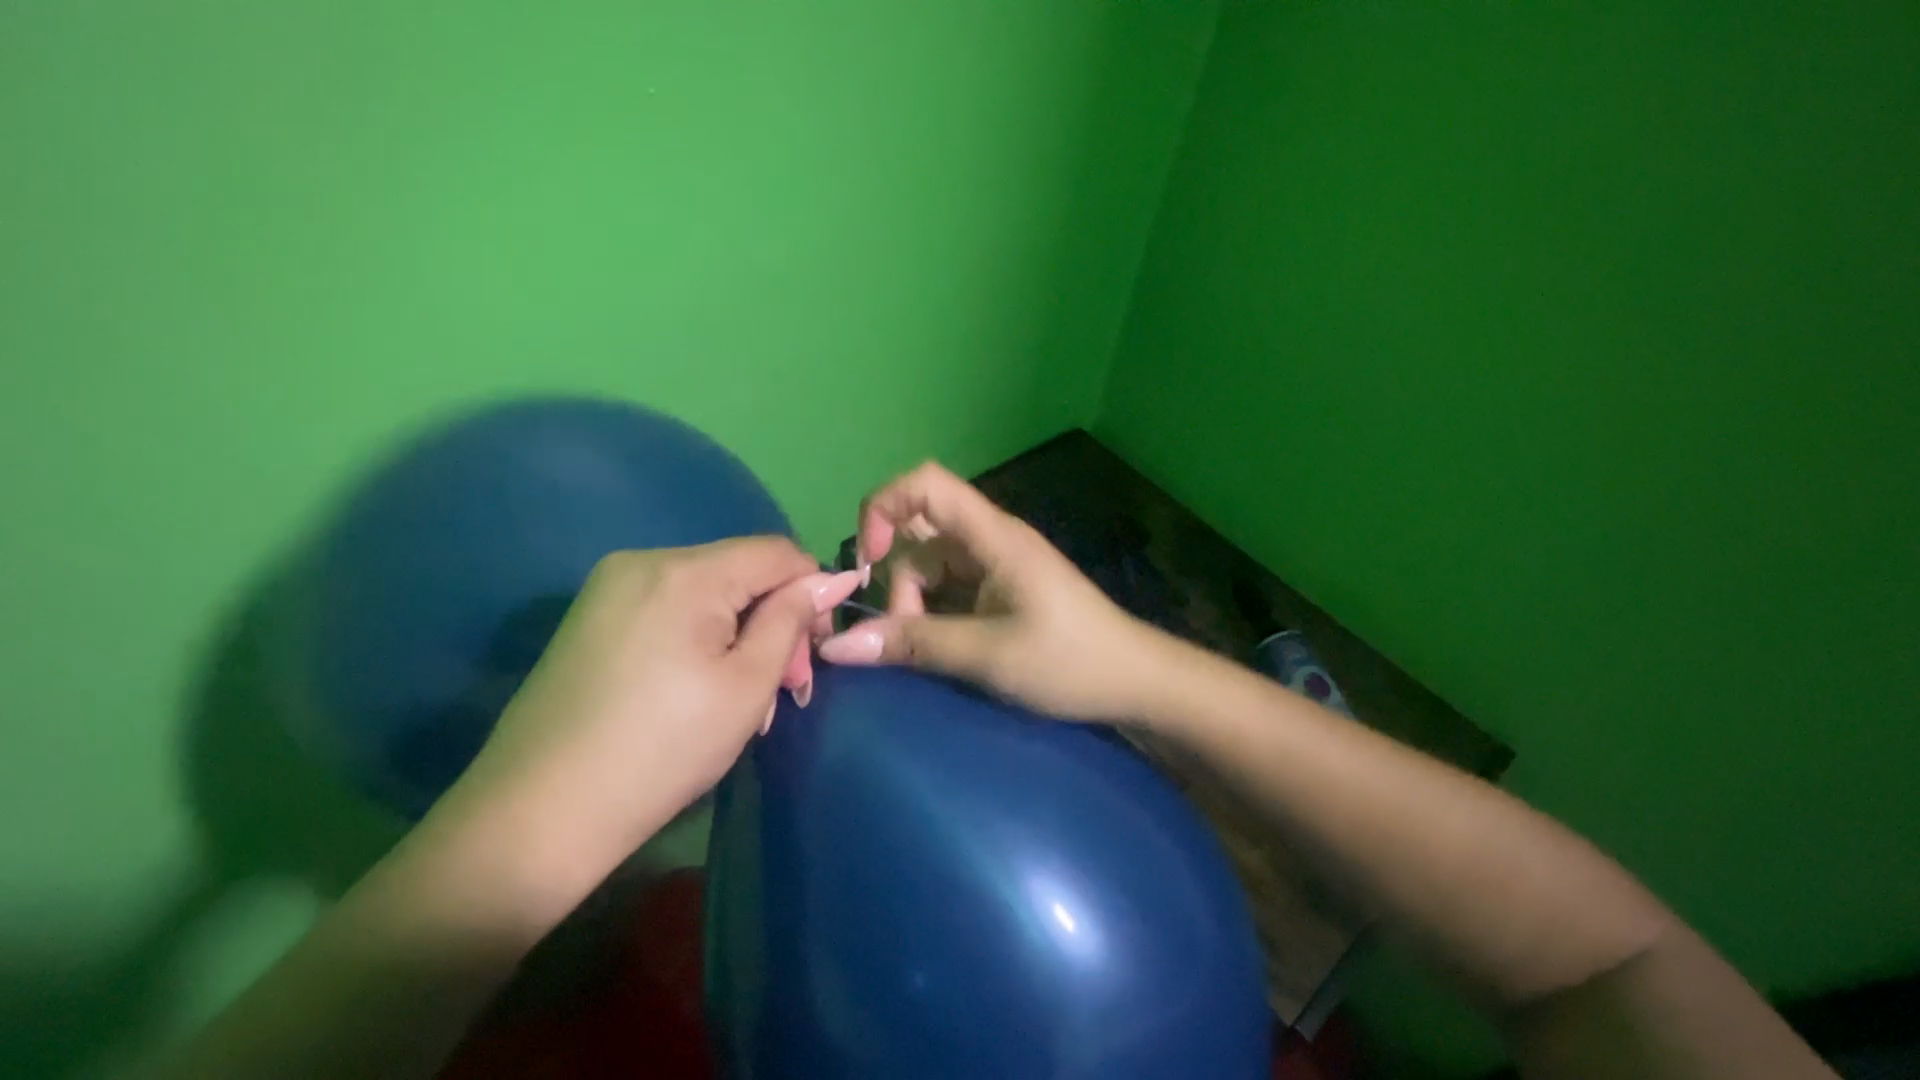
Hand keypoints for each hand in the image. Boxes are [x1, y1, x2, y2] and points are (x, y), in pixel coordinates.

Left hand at [446, 537, 862, 857]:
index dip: (813, 590)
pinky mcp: (590, 618)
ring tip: (740, 702)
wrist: (540, 811)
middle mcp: (643, 561)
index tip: (819, 650)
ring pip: (705, 594)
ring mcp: (608, 589)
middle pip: (739, 572)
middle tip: (785, 690)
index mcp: (685, 571)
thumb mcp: (747, 686)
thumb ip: (791, 621)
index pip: (777, 551)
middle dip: (773, 622)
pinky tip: (695, 691)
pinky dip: (698, 640)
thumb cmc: (663, 750)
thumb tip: (832, 578)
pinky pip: (667, 609)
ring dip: (737, 636)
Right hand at [818, 462, 1173, 722]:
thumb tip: (837, 646)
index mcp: (993, 537)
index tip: (870, 562)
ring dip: (915, 605)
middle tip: (905, 635)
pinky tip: (939, 649)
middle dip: (898, 581)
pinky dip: (933, 614)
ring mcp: (997, 566)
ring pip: (930, 566)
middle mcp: (991, 541)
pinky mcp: (1002, 592)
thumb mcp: (986, 656)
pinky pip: (949, 589)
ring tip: (926, 652)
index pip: (925, 484)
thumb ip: (913, 644)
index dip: (884, 507)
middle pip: (918, 533)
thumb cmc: (1069, 661)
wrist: (1135, 683)